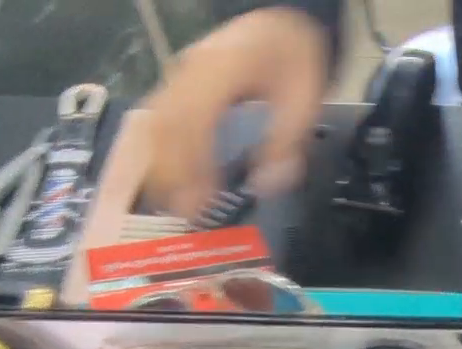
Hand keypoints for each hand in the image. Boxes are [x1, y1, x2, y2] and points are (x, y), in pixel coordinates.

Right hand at [144, 7, 328, 217]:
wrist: (282, 14)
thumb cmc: (294, 55)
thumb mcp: (304, 99)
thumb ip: (287, 142)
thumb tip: (267, 184)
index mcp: (222, 70)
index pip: (196, 121)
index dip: (195, 164)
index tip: (202, 200)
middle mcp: (192, 69)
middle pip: (167, 125)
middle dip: (173, 173)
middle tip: (186, 214)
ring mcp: (181, 72)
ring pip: (157, 121)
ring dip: (163, 164)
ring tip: (174, 203)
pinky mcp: (180, 80)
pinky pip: (159, 115)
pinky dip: (161, 148)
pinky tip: (170, 175)